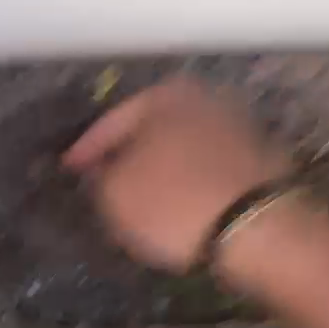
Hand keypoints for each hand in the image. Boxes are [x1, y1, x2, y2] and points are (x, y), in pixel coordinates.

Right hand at [63, 76, 283, 272]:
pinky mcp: (258, 161)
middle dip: (126, 156)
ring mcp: (237, 128)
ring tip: (137, 199)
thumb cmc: (174, 204)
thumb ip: (97, 178)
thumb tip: (99, 170)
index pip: (109, 123)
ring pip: (178, 150)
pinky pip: (204, 169)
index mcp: (164, 97)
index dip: (84, 151)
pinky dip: (185, 183)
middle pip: (149, 132)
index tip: (68, 171)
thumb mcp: (114, 194)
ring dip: (157, 171)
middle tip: (102, 183)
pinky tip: (175, 206)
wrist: (260, 230)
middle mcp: (204, 100)